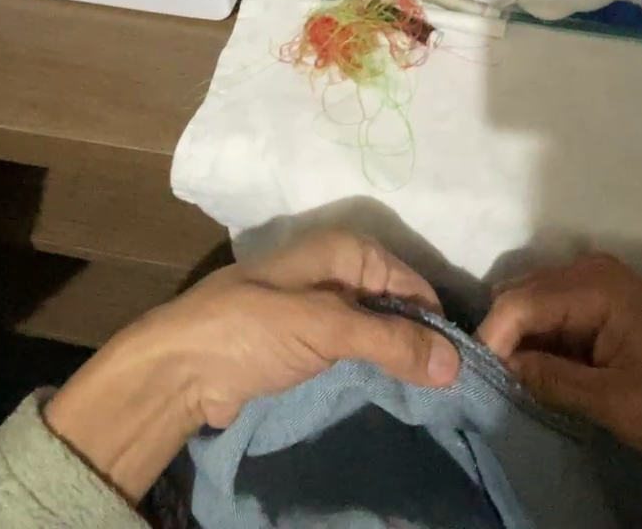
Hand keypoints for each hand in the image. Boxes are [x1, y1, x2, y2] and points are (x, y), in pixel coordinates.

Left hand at [44, 230, 459, 498]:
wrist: (180, 367)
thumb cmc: (250, 329)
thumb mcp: (325, 328)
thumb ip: (389, 340)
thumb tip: (455, 363)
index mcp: (340, 250)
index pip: (406, 278)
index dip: (434, 315)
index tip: (461, 360)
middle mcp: (334, 270)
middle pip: (393, 300)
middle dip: (419, 335)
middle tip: (449, 383)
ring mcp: (319, 306)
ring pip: (375, 325)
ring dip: (398, 353)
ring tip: (430, 392)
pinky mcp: (306, 339)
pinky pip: (354, 346)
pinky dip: (373, 364)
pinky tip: (391, 388)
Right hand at [482, 256, 641, 528]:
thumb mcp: (613, 402)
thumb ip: (550, 379)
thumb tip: (502, 365)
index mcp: (596, 285)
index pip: (519, 301)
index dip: (493, 337)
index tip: (479, 378)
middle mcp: (596, 270)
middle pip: (524, 294)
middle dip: (505, 334)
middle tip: (494, 380)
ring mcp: (606, 283)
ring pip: (539, 303)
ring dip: (524, 338)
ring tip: (514, 379)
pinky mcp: (613, 303)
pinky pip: (561, 312)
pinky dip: (546, 339)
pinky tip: (543, 369)